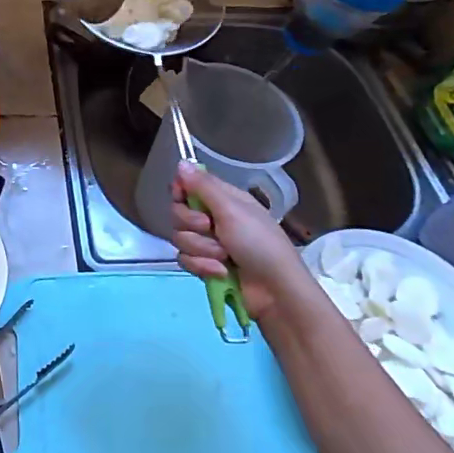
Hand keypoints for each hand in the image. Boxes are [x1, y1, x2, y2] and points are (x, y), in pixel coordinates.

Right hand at [169, 161, 310, 317]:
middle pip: (179, 214)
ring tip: (224, 257)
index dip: (181, 191)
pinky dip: (203, 267)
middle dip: (192, 225)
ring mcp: (209, 244)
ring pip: (180, 239)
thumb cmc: (259, 244)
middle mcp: (214, 218)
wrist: (275, 290)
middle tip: (212, 230)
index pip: (188, 186)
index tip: (181, 197)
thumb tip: (181, 161)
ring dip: (202, 250)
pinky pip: (186, 260)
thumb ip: (203, 187)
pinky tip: (221, 272)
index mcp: (223, 199)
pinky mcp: (205, 265)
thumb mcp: (232, 210)